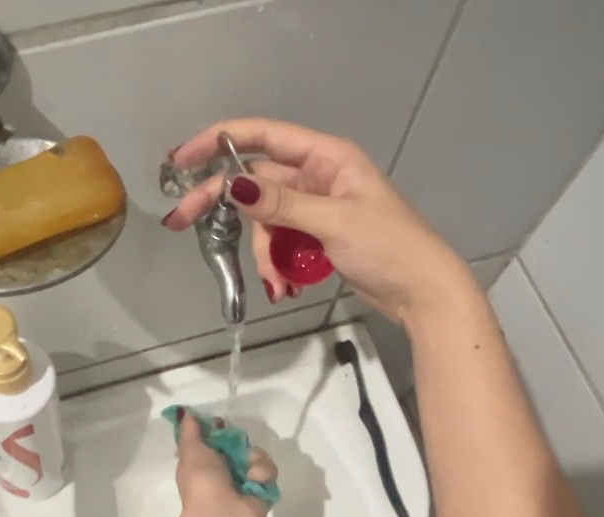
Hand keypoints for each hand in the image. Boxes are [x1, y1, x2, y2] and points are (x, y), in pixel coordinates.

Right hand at [163, 118, 471, 322]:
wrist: (421, 291)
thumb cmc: (389, 247)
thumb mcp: (333, 222)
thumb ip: (282, 205)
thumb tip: (235, 186)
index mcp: (326, 158)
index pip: (263, 137)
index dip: (219, 142)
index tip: (182, 159)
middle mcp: (317, 178)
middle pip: (256, 187)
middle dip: (225, 209)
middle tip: (182, 224)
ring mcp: (316, 210)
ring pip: (267, 224)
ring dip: (264, 255)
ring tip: (279, 283)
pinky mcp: (317, 239)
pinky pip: (282, 245)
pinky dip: (278, 267)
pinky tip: (287, 288)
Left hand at [175, 415, 276, 516]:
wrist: (221, 514)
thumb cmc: (201, 481)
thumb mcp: (190, 450)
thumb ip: (189, 430)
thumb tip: (184, 412)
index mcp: (205, 461)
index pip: (218, 437)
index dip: (220, 428)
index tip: (220, 424)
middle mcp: (225, 469)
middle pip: (240, 442)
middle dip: (239, 443)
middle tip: (234, 450)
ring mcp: (245, 479)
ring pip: (257, 454)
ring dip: (253, 459)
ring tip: (246, 473)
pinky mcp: (263, 489)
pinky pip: (269, 469)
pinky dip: (262, 474)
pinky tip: (254, 482)